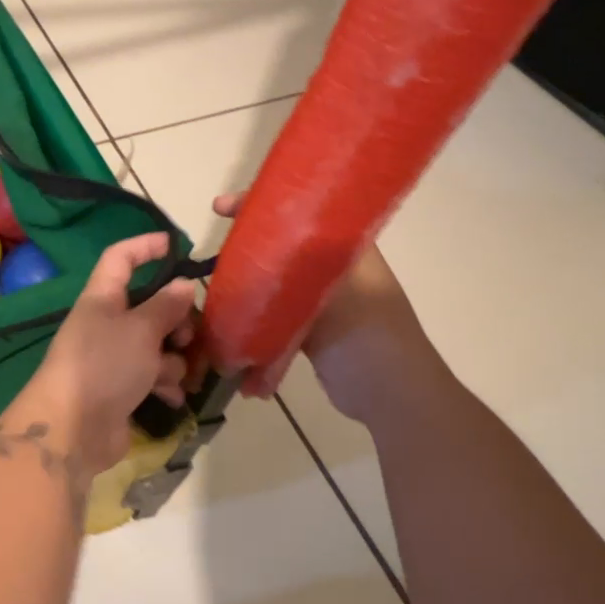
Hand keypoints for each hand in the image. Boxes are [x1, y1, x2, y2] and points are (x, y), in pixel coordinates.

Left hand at [15, 233, 197, 478]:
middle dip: (177, 320)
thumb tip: (182, 286)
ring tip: (175, 375)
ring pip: (156, 345)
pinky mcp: (120, 388)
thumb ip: (165, 307)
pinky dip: (165, 384)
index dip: (144, 247)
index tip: (175, 245)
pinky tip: (172, 397)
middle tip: (189, 336)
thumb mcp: (140, 329)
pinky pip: (152, 376)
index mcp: (102, 298)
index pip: (119, 259)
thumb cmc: (104, 366)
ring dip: (173, 359)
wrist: (73, 428)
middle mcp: (105, 323)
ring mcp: (112, 357)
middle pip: (149, 306)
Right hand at [211, 193, 436, 420]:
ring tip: (213, 285)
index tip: (221, 209)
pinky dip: (252, 319)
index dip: (261, 205)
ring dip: (245, 285)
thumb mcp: (333, 294)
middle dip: (246, 246)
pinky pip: (272, 316)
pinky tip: (227, 325)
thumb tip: (243, 265)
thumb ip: (292, 275)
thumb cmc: (370, 337)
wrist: (393, 397)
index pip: (300, 214)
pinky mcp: (310, 332)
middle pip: (281, 247)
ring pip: (273, 282)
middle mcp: (332, 271)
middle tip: (211, 248)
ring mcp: (321, 303)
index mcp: (346, 251)